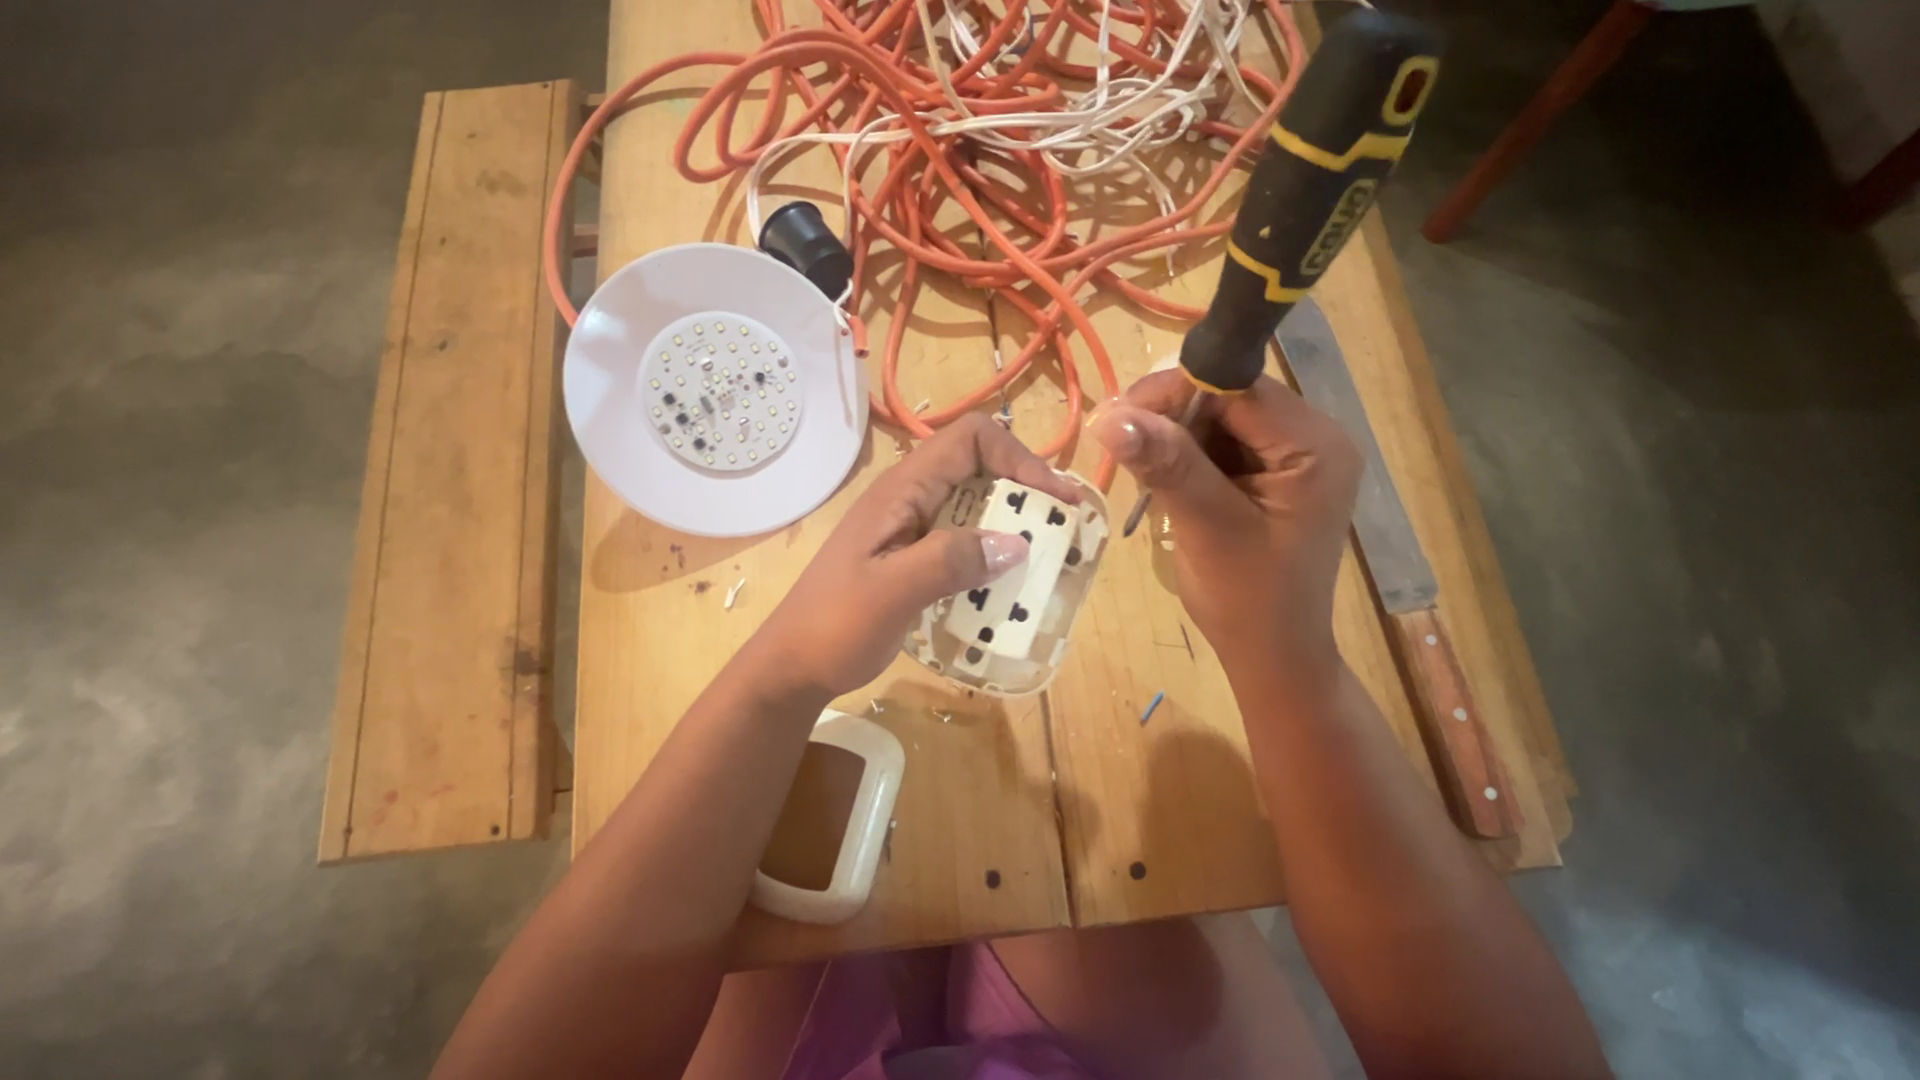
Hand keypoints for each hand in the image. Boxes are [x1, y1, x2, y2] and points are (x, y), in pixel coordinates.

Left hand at [753, 413, 1081, 697]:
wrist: (794, 665)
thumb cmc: (835, 625)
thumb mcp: (891, 592)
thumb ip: (948, 561)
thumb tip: (1017, 543)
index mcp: (901, 490)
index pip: (971, 439)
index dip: (1019, 457)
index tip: (1054, 499)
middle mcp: (909, 498)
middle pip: (979, 465)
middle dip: (1025, 487)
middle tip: (1062, 526)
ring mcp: (910, 527)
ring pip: (974, 502)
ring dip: (1012, 520)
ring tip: (1046, 554)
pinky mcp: (913, 556)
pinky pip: (964, 538)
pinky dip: (992, 550)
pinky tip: (1009, 582)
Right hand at [1089, 372, 1359, 677]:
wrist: (1271, 654)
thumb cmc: (1250, 598)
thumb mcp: (1208, 526)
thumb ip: (1167, 464)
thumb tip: (1109, 415)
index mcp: (1315, 446)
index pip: (1239, 386)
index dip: (1176, 390)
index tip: (1118, 414)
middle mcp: (1311, 439)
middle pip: (1228, 397)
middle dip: (1171, 415)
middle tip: (1120, 441)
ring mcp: (1291, 456)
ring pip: (1218, 418)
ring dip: (1173, 436)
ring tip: (1141, 469)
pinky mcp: (1269, 474)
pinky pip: (1219, 444)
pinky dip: (1184, 455)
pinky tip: (1162, 479)